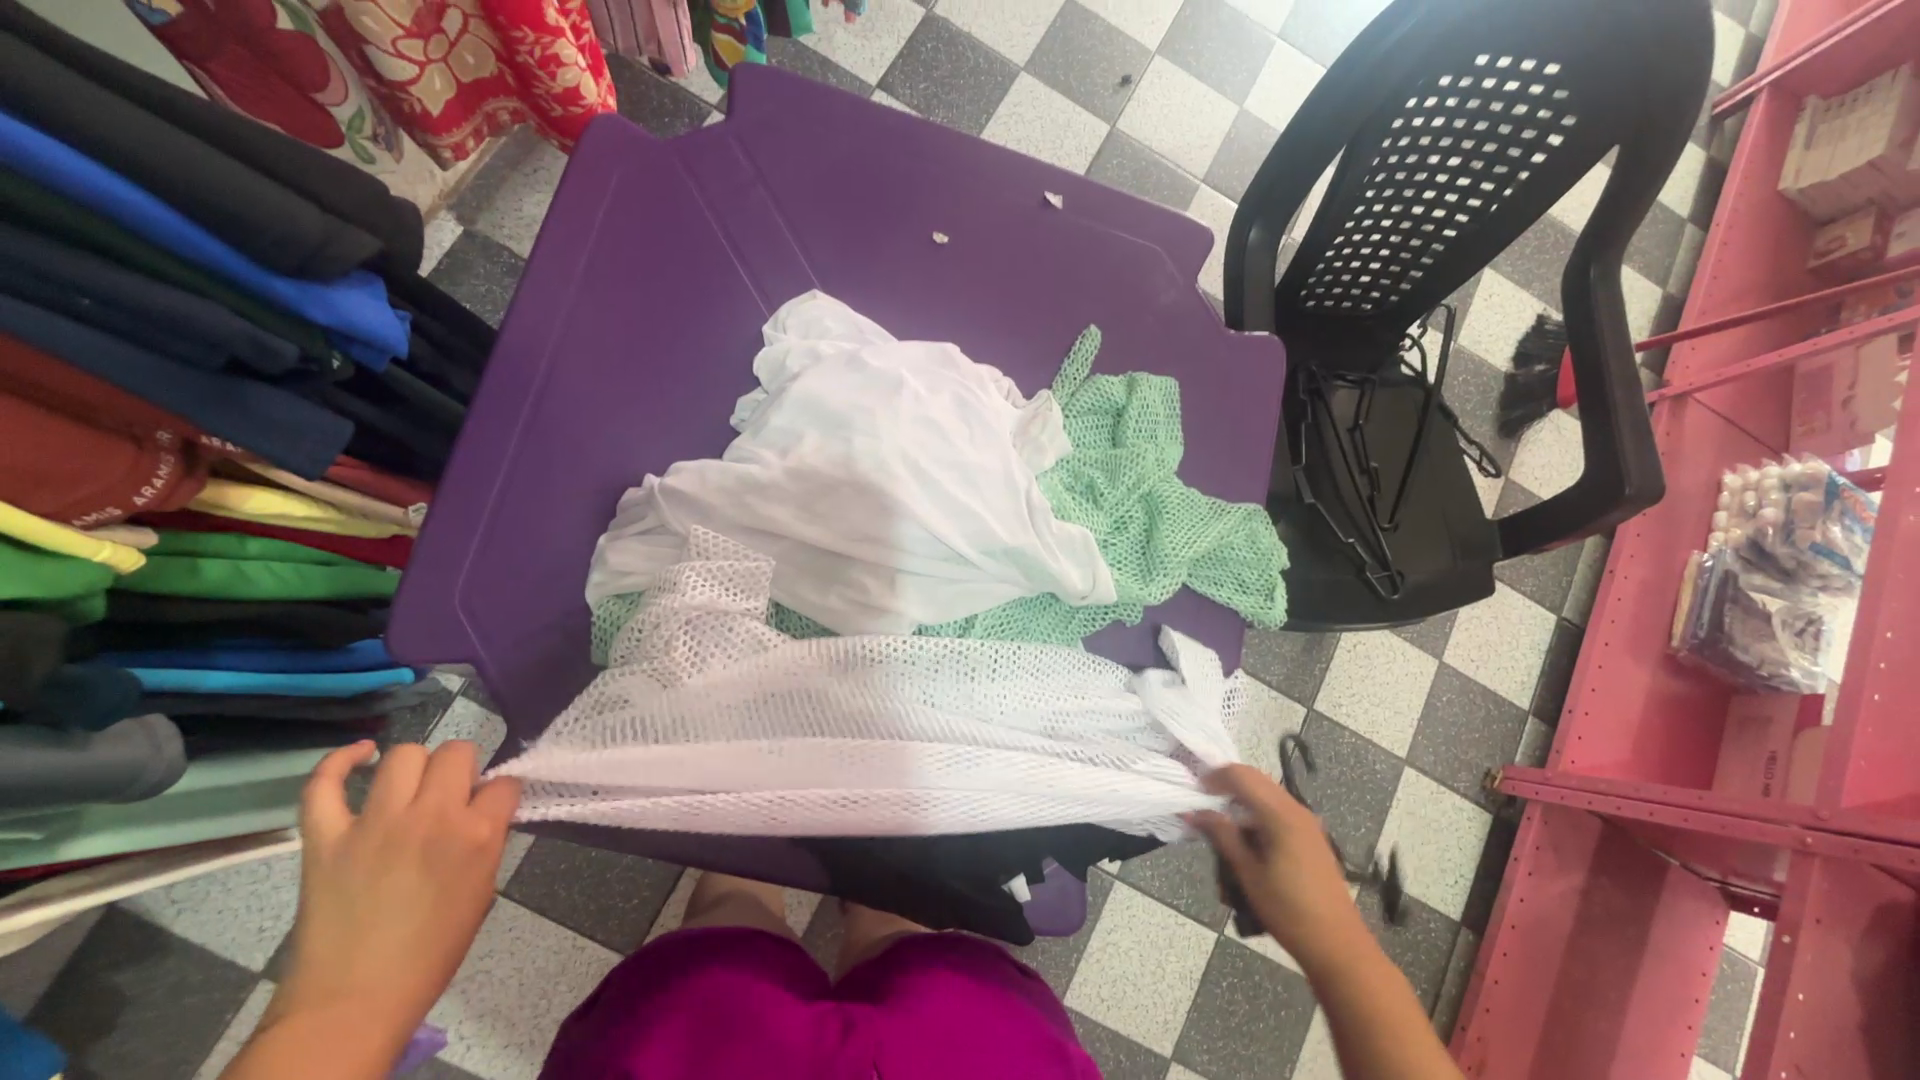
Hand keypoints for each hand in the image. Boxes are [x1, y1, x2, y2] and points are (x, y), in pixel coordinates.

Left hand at [271, 741, 520, 1042]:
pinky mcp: (326, 835)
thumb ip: (485, 844)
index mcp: (478, 835)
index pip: (505, 783)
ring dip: (416, 765)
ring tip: (412, 787)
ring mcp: (374, 822)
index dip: (501, 793)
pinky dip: (339, 761)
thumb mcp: (480, 892)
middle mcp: (431, 816)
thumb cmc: (430, 954)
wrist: (353, 999)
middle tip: (453, 794)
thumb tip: (482, 814)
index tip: (492, 808)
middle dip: (463, 767)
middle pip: (457, 752)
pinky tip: (358, 756)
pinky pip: (323, 783)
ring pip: (404, 755)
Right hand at [1187, 764, 1363, 969]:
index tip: (1193, 793)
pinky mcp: (1311, 836)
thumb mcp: (1248, 873)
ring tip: (1223, 831)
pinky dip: (1258, 815)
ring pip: (1267, 794)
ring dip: (1242, 802)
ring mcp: (1308, 822)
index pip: (1241, 776)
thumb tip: (1195, 812)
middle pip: (1255, 780)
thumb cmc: (1288, 910)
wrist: (1336, 943)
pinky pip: (1278, 811)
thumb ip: (1222, 835)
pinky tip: (1248, 843)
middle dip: (1226, 788)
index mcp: (1281, 815)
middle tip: (1203, 808)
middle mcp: (1297, 810)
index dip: (1214, 778)